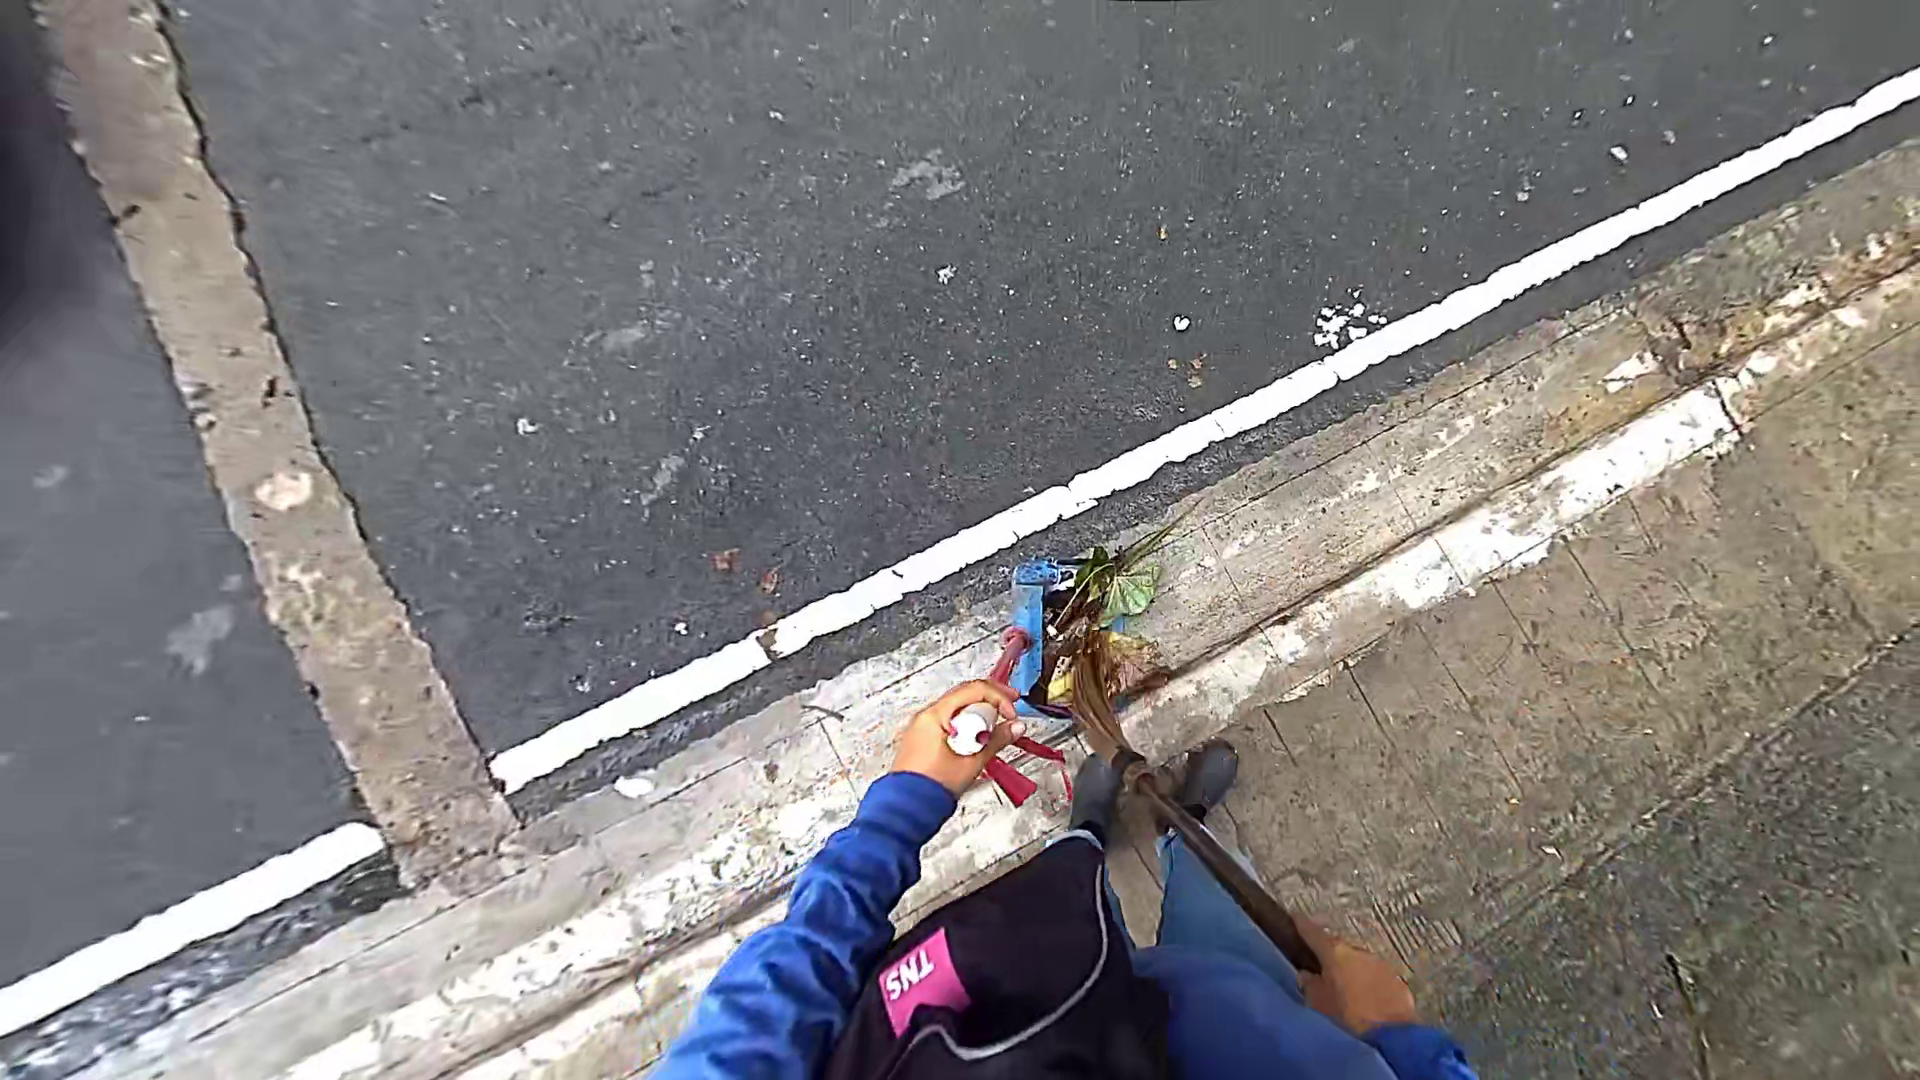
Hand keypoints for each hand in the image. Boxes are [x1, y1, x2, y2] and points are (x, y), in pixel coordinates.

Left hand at [890, 680, 1024, 795]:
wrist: (906, 809)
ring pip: (957, 706)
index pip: (973, 690)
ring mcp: (923, 724)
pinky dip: (966, 722)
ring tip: (996, 725)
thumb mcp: (971, 763)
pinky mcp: (924, 736)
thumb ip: (996, 741)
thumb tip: (1015, 727)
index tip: (1011, 713)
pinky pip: (949, 718)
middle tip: (1011, 707)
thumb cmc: (930, 789)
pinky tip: (977, 735)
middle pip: (964, 693)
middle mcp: (926, 715)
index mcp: (935, 715)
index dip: (997, 698)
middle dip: (991, 698)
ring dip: (979, 711)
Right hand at [1297, 917, 1419, 1035]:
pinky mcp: (1398, 982)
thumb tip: (1306, 975)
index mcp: (1332, 950)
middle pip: (1337, 947)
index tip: (1295, 918)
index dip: (1300, 923)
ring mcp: (1380, 964)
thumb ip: (1308, 984)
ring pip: (1359, 961)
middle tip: (1324, 969)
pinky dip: (1371, 984)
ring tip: (1349, 988)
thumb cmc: (1349, 1016)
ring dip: (1352, 970)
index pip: (1311, 930)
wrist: (1396, 1038)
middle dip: (1330, 955)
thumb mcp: (1317, 1002)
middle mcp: (1356, 950)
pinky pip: (1378, 978)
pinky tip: (1370, 999)